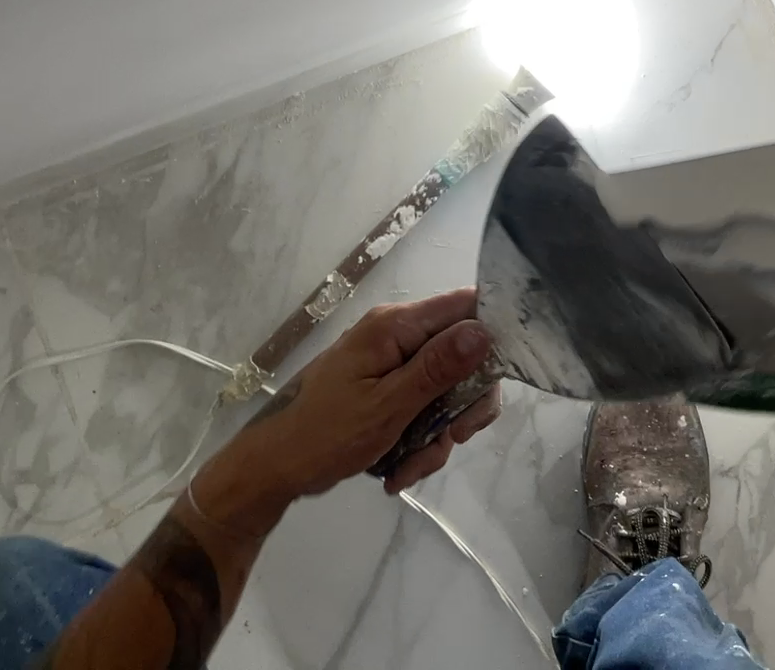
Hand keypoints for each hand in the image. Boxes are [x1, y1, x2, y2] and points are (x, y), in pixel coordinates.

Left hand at [220, 288, 501, 503]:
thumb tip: (485, 331)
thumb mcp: (387, 406)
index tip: (499, 378)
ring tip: (412, 468)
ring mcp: (393, 361)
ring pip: (447, 389)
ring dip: (440, 433)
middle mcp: (398, 334)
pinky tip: (400, 469)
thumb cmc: (326, 434)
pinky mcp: (388, 386)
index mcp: (396, 326)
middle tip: (455, 439)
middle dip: (464, 404)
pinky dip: (421, 440)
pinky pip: (425, 406)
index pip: (464, 305)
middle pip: (463, 355)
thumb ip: (437, 368)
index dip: (492, 334)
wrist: (275, 467)